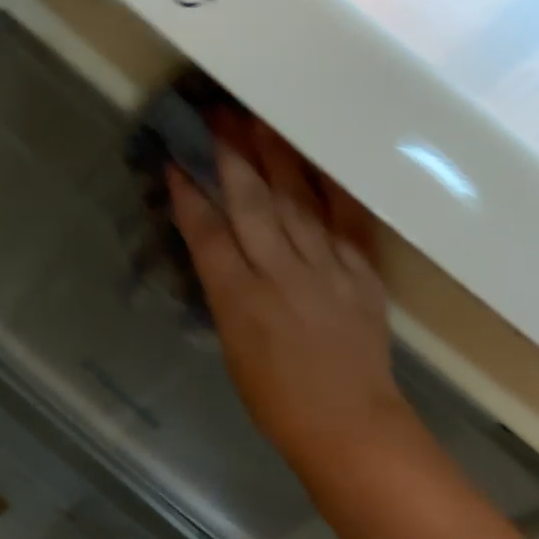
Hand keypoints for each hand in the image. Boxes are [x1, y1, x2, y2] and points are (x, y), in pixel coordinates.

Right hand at [167, 117, 413, 467]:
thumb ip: (228, 296)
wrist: (346, 420)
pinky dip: (330, 182)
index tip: (176, 161)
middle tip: (214, 117)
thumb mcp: (232, 348)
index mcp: (239, 301)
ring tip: (258, 118)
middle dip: (230, 157)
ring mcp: (327, 267)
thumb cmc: (274, 398)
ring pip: (296, 199)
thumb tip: (221, 255)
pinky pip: (345, 216)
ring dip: (275, 154)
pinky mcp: (362, 269)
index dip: (191, 195)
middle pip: (252, 203)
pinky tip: (318, 151)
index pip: (209, 235)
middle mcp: (281, 274)